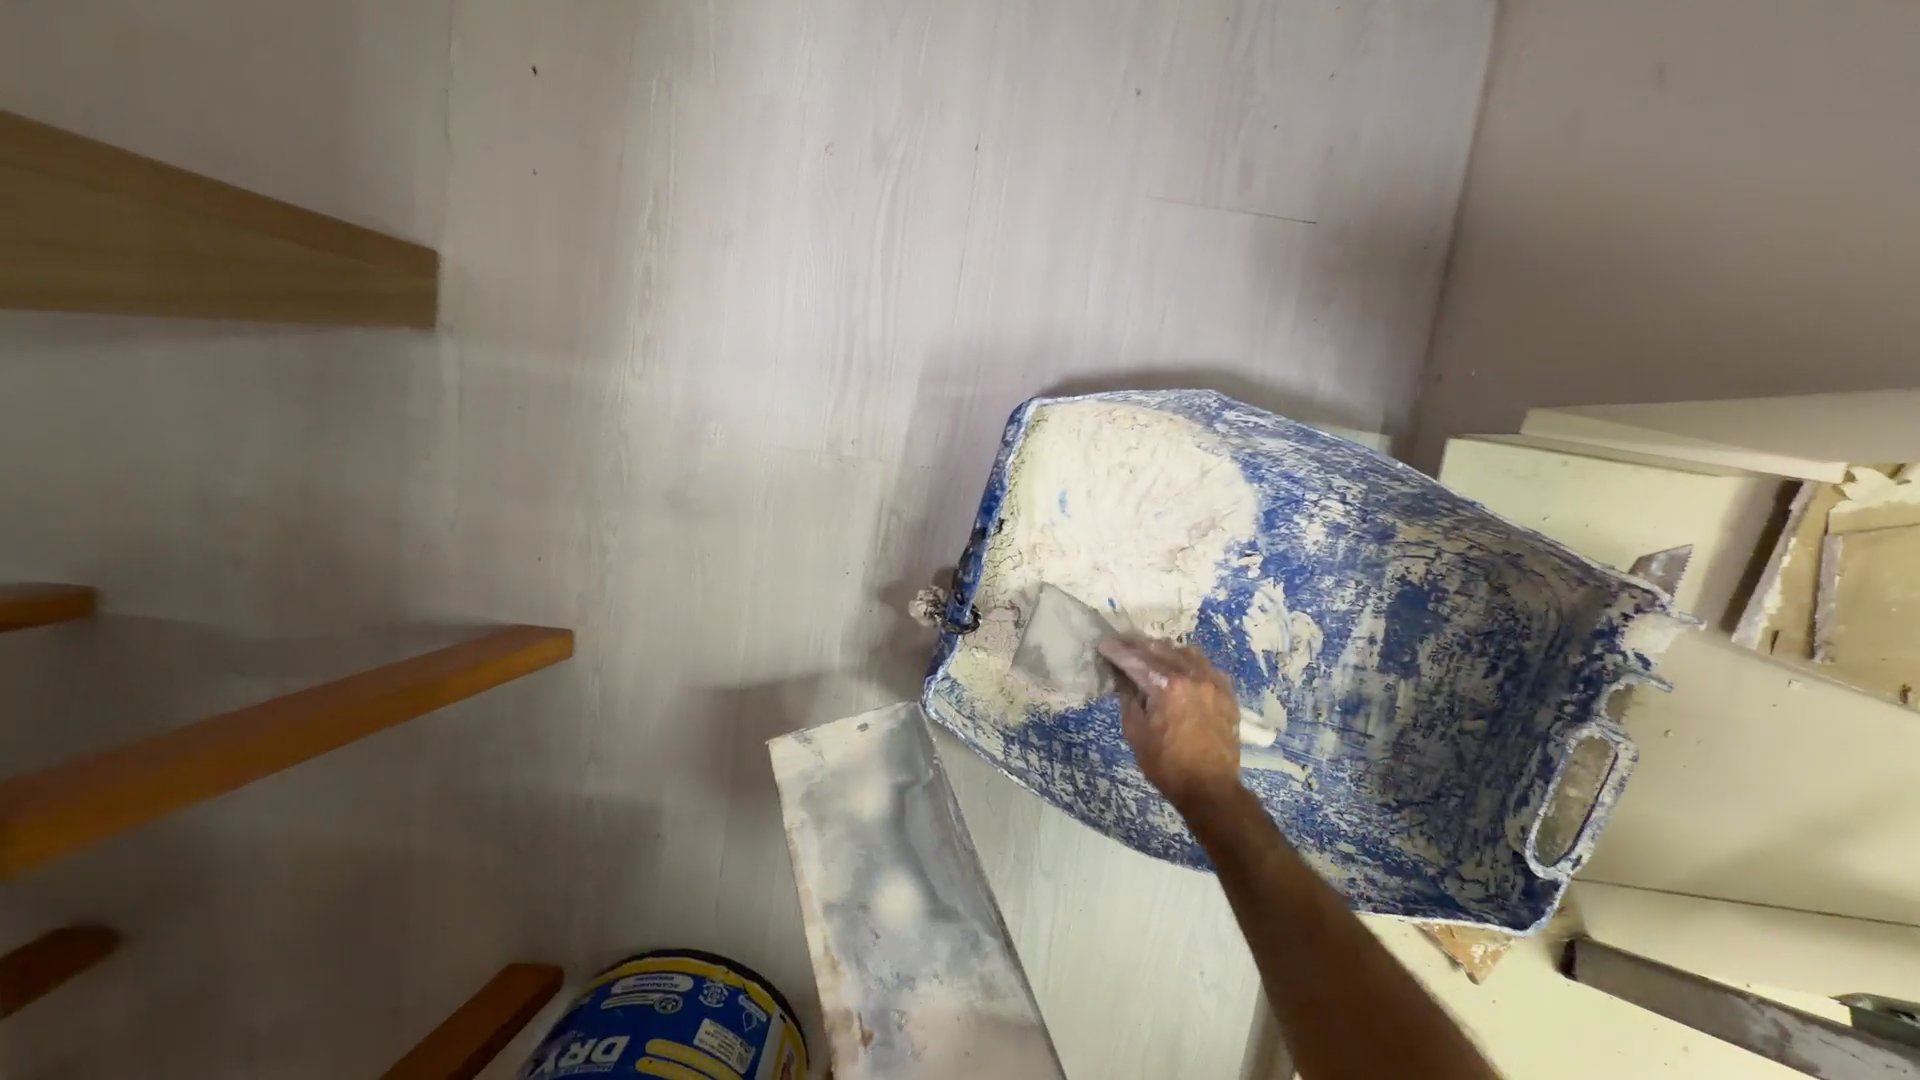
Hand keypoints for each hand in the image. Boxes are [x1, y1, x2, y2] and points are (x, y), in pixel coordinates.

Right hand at [1098, 635, 1242, 808]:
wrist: (1210, 788)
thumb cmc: (1166, 764)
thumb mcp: (1135, 732)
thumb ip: (1128, 697)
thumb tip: (1123, 676)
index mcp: (1167, 687)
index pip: (1135, 660)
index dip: (1117, 651)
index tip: (1103, 643)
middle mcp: (1192, 676)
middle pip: (1159, 649)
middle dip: (1137, 644)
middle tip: (1121, 642)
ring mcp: (1213, 682)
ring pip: (1184, 652)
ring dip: (1163, 649)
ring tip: (1148, 652)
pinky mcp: (1226, 691)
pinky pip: (1204, 665)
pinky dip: (1187, 660)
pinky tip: (1178, 665)